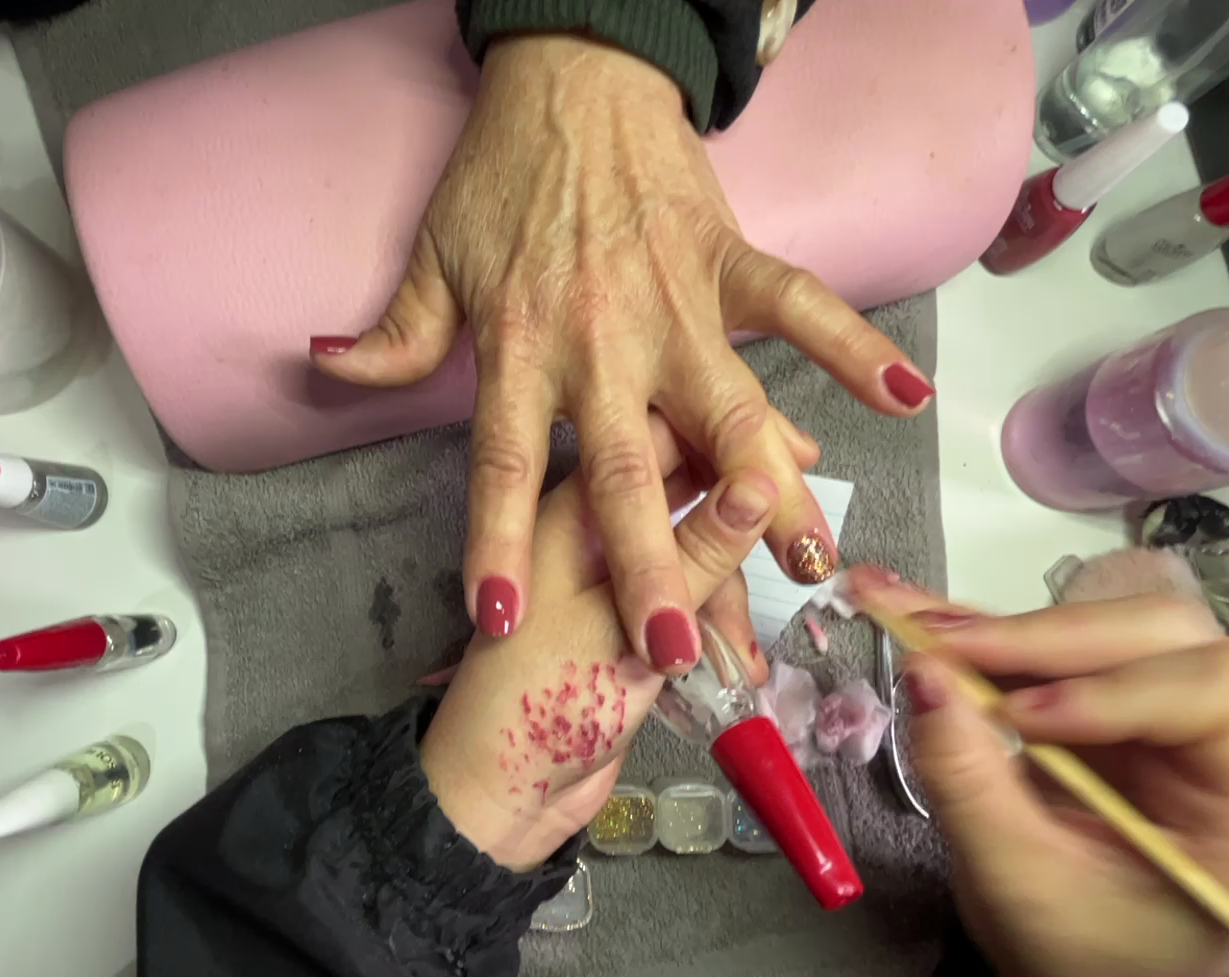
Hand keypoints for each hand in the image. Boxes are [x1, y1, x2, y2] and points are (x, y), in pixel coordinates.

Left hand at [313, 34, 926, 674]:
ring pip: (723, 409)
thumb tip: (327, 369)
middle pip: (622, 470)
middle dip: (645, 564)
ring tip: (799, 562)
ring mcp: (672, 303)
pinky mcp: (730, 261)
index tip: (504, 621)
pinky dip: (850, 346)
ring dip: (761, 489)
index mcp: (519, 348)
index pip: (501, 468)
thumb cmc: (500, 177)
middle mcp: (598, 342)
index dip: (497, 546)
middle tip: (668, 649)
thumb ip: (393, 335)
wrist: (573, 76)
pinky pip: (797, 308)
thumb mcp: (433, 259)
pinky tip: (901, 398)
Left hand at [420, 414, 813, 871]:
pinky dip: (709, 629)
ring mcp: (610, 577)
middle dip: (742, 528)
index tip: (797, 457)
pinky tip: (735, 666)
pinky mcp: (625, 621)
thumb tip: (761, 477)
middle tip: (804, 546)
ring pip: (690, 556)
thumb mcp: (629, 620)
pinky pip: (681, 604)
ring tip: (740, 652)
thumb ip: (696, 551)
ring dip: (726, 598)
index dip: (730, 441)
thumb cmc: (547, 695)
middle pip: (686, 498)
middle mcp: (594, 528)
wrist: (502, 791)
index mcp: (577, 505)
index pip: (661, 440)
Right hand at [858, 574, 1228, 976]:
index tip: (1016, 720)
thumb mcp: (1015, 881)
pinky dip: (977, 632)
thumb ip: (967, 779)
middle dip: (1043, 637)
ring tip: (916, 626)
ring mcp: (1165, 718)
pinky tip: (913, 610)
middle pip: (1162, 638)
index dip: (1114, 689)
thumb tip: (920, 673)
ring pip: (1100, 627)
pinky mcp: (1104, 705)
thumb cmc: (1075, 958)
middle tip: (942, 645)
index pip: (1224, 695)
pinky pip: (1044, 649)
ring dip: (1003, 628)